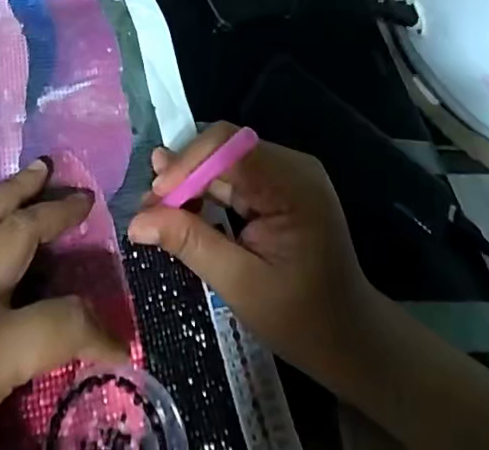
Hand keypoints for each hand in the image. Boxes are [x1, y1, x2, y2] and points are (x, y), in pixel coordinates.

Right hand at [126, 123, 378, 387]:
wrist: (352, 342)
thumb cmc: (304, 320)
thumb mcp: (241, 285)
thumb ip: (190, 243)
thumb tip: (136, 221)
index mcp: (293, 185)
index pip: (229, 147)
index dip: (187, 164)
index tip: (155, 199)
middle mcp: (290, 167)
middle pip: (222, 148)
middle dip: (182, 173)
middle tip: (148, 208)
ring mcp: (283, 175)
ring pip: (220, 160)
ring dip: (187, 182)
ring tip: (156, 210)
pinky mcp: (274, 187)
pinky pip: (228, 176)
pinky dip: (201, 192)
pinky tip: (179, 210)